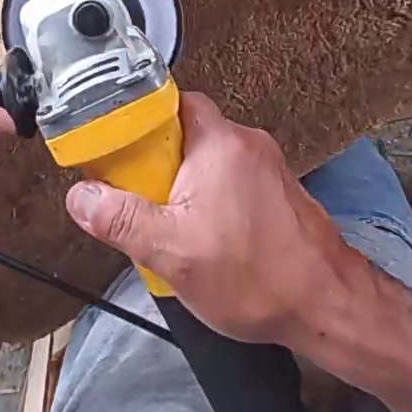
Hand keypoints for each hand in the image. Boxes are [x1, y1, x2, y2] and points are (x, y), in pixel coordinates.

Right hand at [62, 92, 402, 350]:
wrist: (330, 310)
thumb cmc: (260, 278)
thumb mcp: (172, 252)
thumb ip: (120, 220)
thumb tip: (82, 197)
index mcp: (220, 144)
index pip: (170, 102)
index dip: (137, 120)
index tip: (115, 147)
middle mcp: (247, 145)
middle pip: (183, 132)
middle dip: (154, 164)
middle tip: (137, 198)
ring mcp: (266, 168)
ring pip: (204, 160)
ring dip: (180, 186)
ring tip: (168, 226)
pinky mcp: (276, 193)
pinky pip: (227, 181)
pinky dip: (207, 200)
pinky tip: (202, 238)